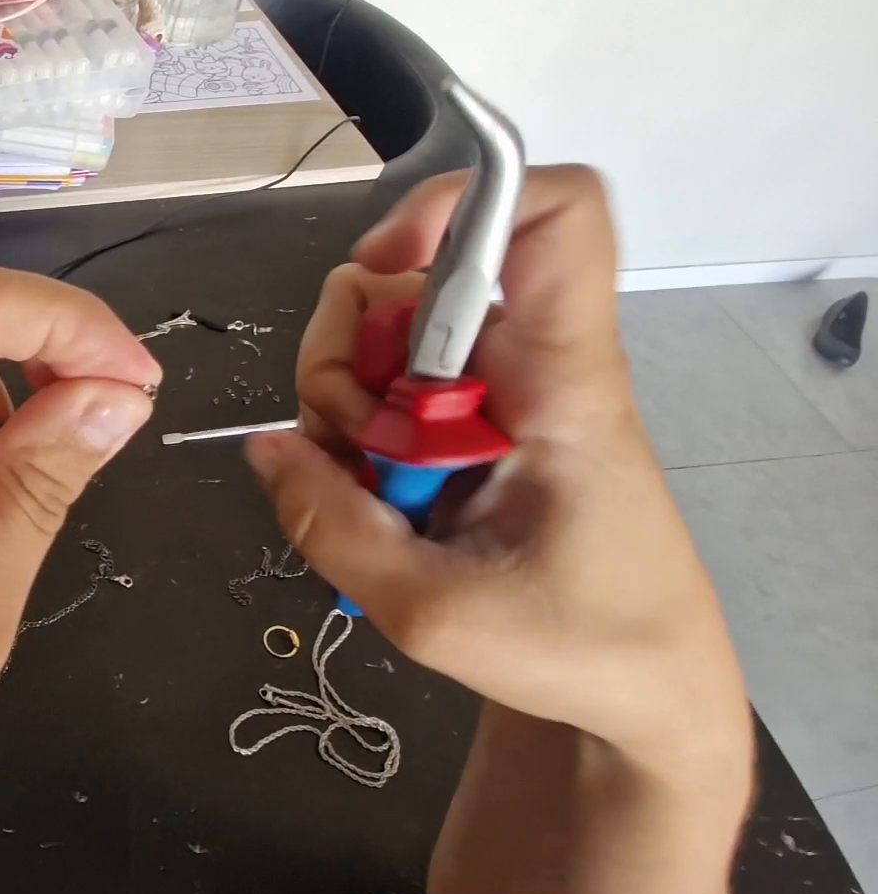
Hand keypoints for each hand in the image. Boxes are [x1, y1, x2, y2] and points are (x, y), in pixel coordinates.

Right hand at [246, 167, 750, 769]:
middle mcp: (517, 365)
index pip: (551, 219)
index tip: (386, 265)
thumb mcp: (430, 608)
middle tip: (351, 446)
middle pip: (404, 283)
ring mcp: (479, 392)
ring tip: (362, 483)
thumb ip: (329, 527)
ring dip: (333, 399)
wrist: (630, 687)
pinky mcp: (454, 422)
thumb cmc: (572, 647)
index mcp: (557, 383)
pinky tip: (361, 486)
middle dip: (341, 353)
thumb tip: (263, 448)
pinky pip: (366, 385)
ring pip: (368, 334)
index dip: (461, 206)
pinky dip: (338, 428)